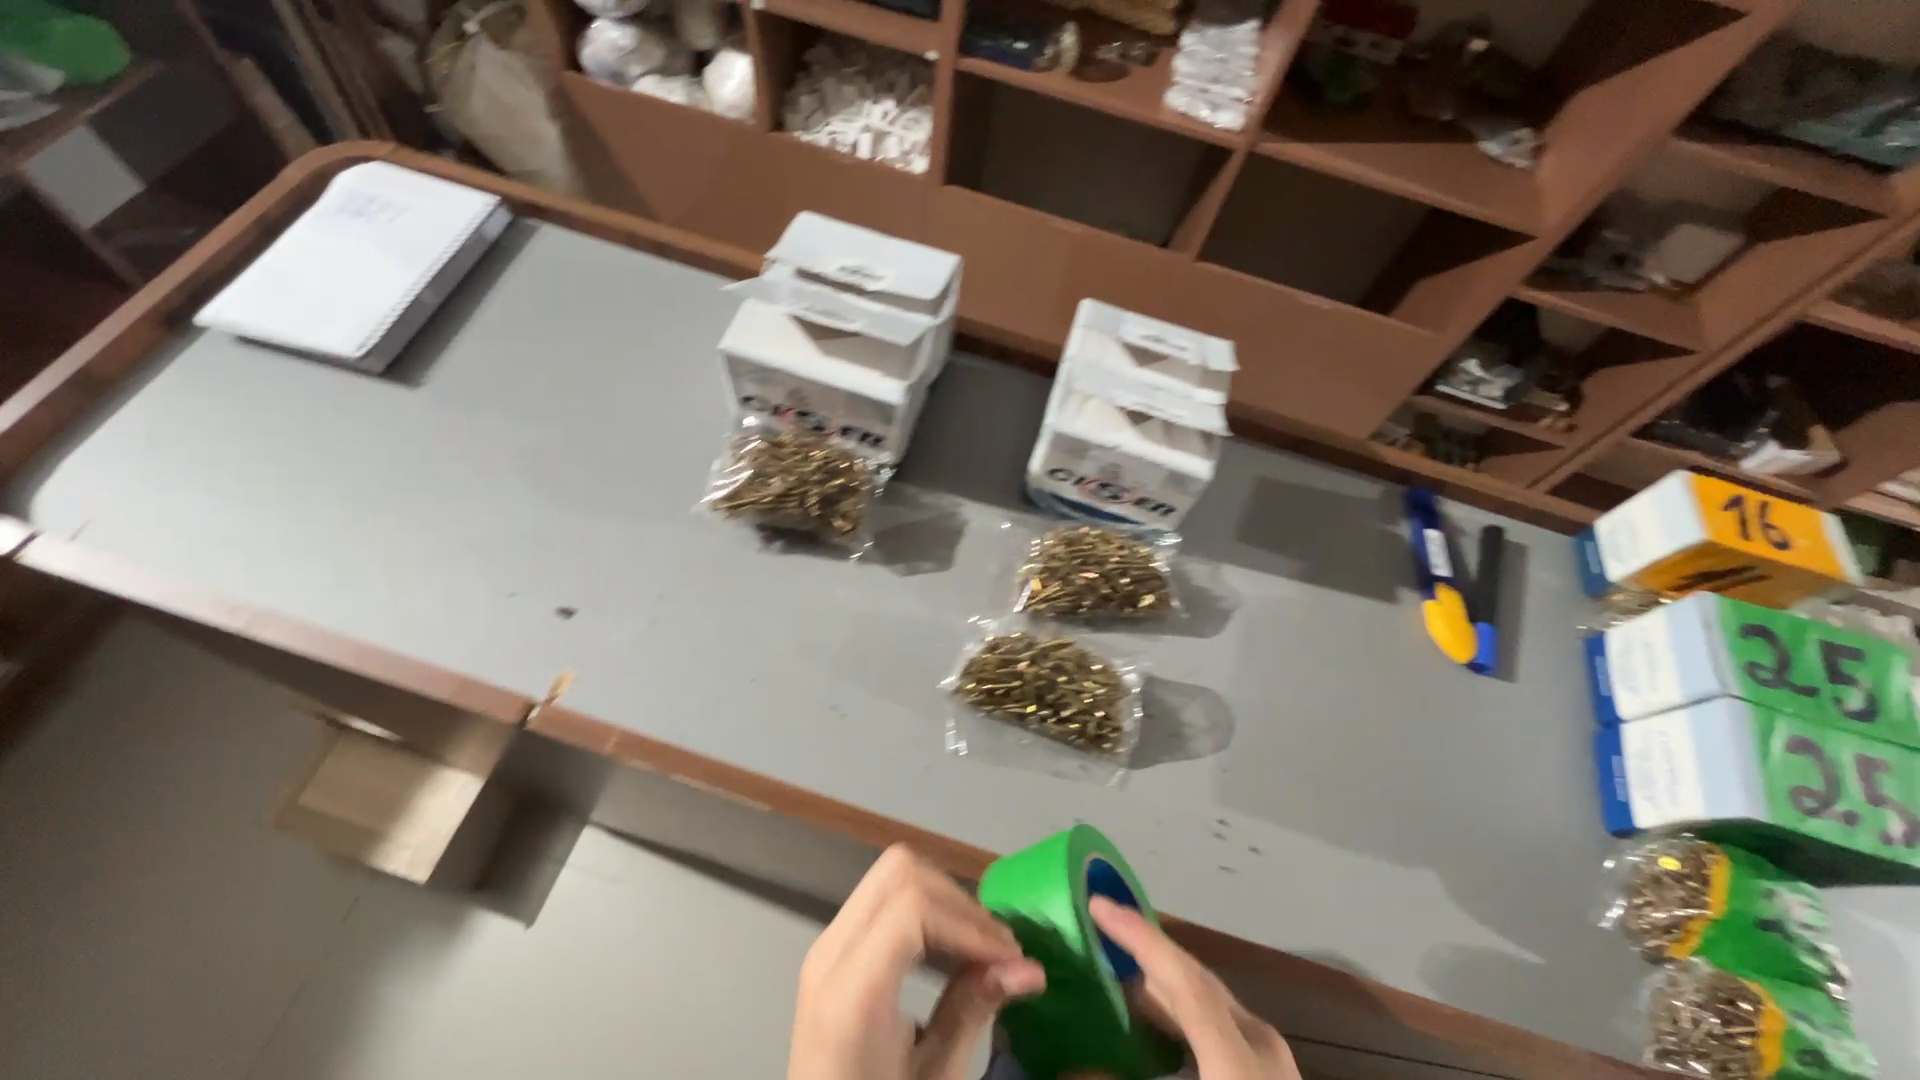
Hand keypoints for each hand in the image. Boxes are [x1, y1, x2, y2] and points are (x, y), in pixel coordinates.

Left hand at [790, 845, 1046, 1079]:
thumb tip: (1029, 970)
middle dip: (960, 901)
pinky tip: (952, 948)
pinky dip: (925, 910)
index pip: (913, 907)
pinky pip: (883, 899)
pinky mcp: (835, 949)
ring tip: (983, 949)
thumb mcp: (932, 1075)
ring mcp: (827, 944)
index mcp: (850, 989)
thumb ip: (972, 1011)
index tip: (1011, 957)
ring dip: (945, 901)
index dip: (970, 922)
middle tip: (1000, 949)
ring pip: (892, 875)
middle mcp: (831, 951)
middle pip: (900, 872)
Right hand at [1088, 896, 1300, 1079]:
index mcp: (1238, 1059)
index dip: (1141, 937)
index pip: (1185, 980)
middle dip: (1147, 948)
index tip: (1098, 904)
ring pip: (1209, 1001)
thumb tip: (1074, 1066)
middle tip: (1098, 925)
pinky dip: (1182, 1010)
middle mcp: (1260, 1046)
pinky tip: (1159, 1021)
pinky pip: (1219, 1023)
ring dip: (1163, 980)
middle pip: (1197, 981)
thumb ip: (1121, 1079)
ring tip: (1117, 967)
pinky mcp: (1269, 1073)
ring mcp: (1271, 1061)